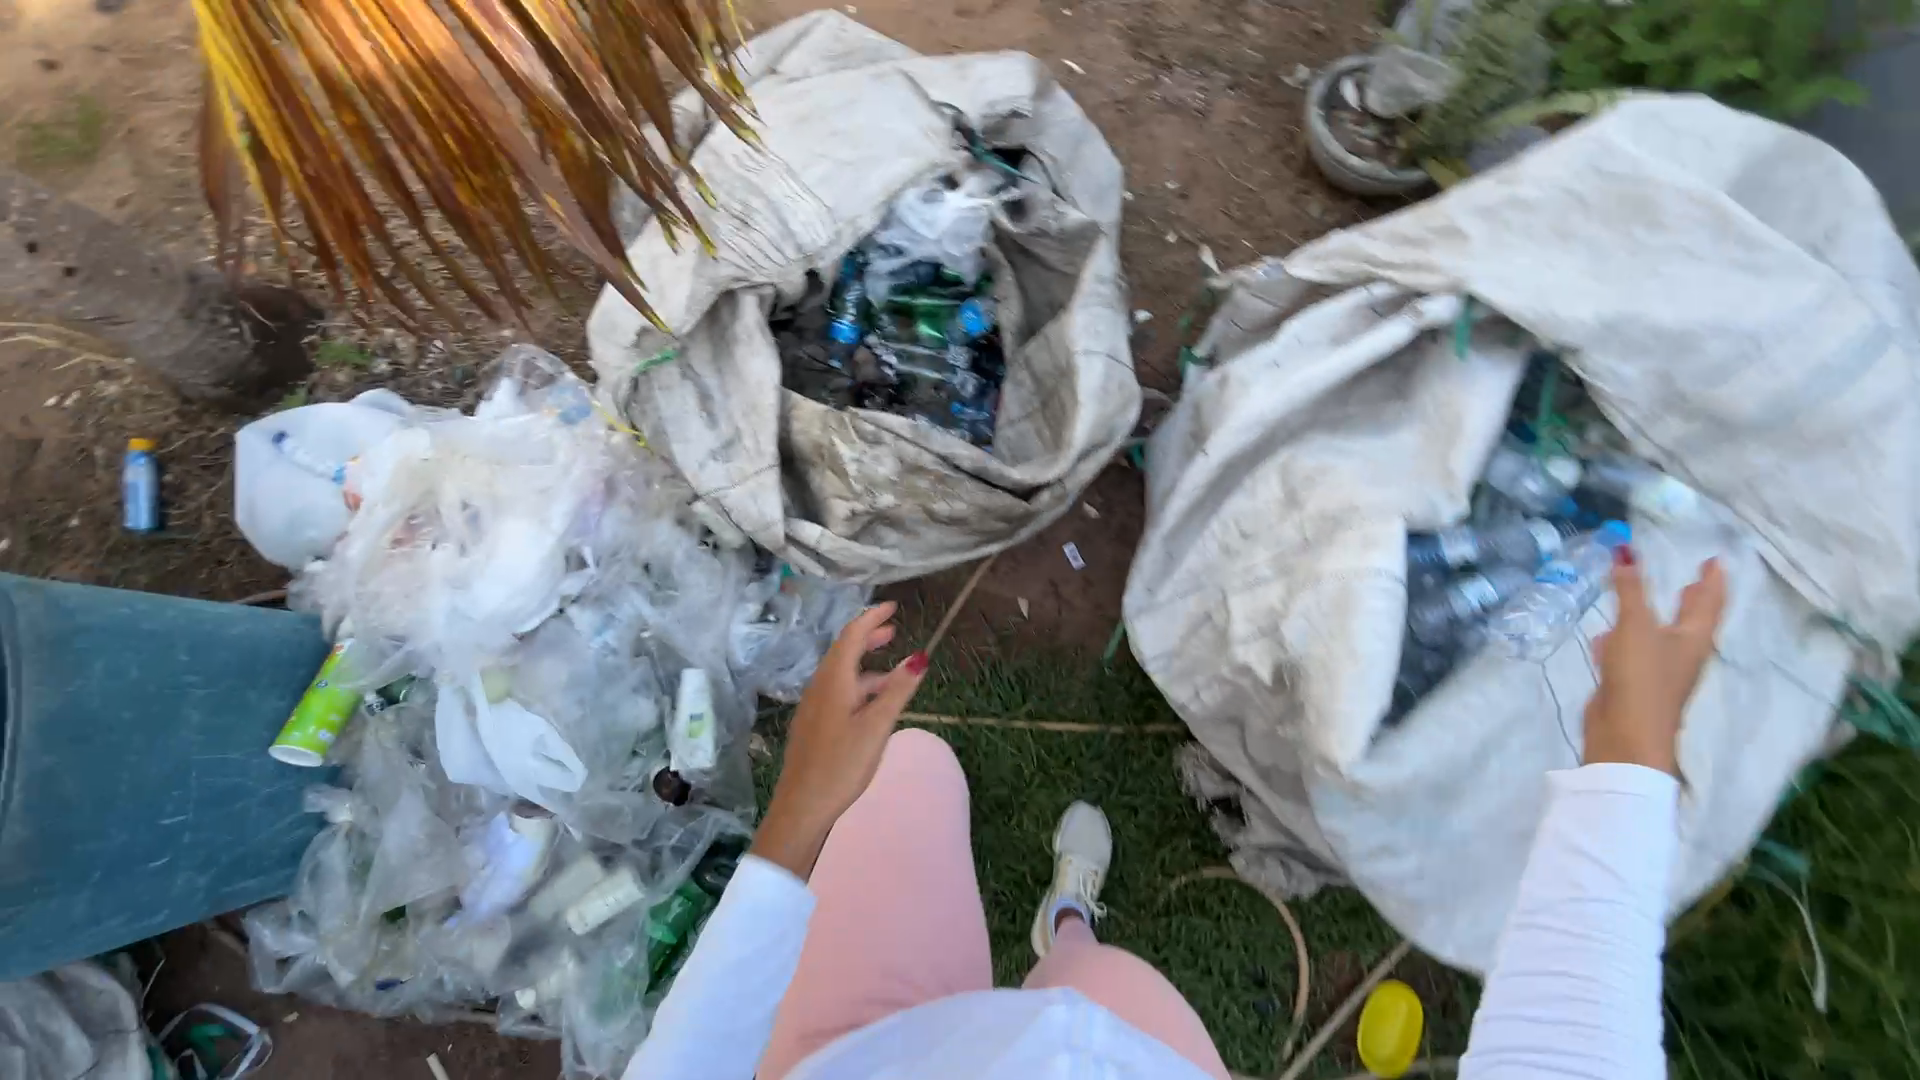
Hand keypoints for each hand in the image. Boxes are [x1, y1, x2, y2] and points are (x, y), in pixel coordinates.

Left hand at [750, 601, 928, 879]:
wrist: (802, 805)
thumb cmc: (842, 763)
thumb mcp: (878, 726)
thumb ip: (898, 690)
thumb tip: (920, 657)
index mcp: (834, 680)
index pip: (852, 635)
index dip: (872, 617)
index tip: (892, 606)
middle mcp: (820, 686)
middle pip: (843, 651)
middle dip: (868, 637)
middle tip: (893, 630)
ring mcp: (814, 706)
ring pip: (841, 673)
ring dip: (865, 664)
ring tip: (892, 673)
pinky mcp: (813, 724)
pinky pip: (837, 691)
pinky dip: (858, 684)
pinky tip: (872, 704)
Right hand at [1584, 549, 1726, 775]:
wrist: (1627, 729)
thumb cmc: (1642, 675)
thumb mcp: (1635, 626)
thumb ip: (1628, 590)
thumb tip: (1625, 551)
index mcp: (1694, 637)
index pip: (1709, 602)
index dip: (1712, 580)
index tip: (1716, 560)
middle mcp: (1684, 652)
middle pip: (1693, 620)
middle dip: (1694, 599)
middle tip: (1695, 579)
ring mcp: (1660, 669)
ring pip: (1663, 634)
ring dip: (1659, 617)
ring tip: (1651, 602)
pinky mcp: (1635, 681)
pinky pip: (1635, 649)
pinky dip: (1627, 636)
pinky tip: (1608, 635)